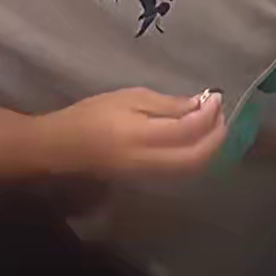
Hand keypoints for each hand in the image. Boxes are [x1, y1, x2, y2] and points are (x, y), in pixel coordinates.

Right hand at [37, 87, 227, 179]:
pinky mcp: (144, 178)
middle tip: (221, 113)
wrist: (53, 147)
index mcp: (140, 137)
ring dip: (210, 146)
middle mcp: (147, 161)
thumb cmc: (89, 116)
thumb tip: (200, 105)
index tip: (217, 97)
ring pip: (191, 167)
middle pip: (197, 156)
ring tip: (214, 123)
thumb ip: (167, 104)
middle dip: (217, 135)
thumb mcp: (129, 98)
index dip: (209, 113)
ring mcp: (146, 174)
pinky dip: (197, 154)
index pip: (189, 129)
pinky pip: (180, 170)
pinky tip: (199, 137)